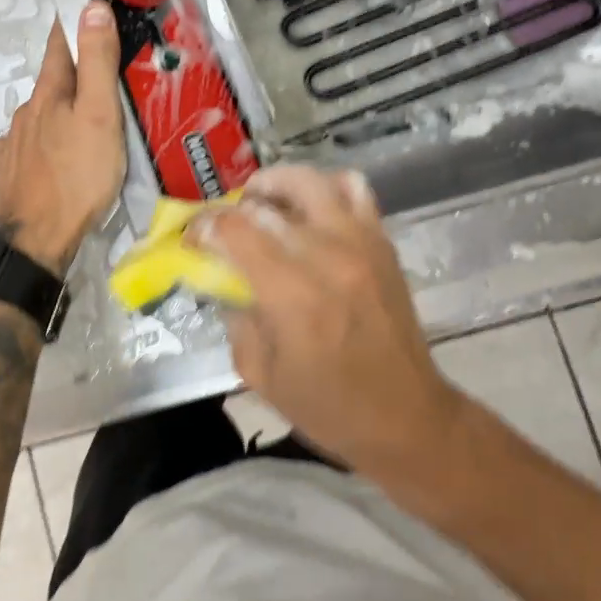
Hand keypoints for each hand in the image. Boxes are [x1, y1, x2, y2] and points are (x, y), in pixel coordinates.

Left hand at [0, 1, 125, 275]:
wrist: (39, 240)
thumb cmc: (78, 175)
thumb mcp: (99, 114)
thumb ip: (96, 62)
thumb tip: (90, 6)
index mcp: (50, 93)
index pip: (60, 43)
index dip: (74, 23)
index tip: (88, 8)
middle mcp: (26, 111)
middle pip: (53, 83)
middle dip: (76, 76)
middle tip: (106, 81)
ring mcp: (13, 142)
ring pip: (41, 115)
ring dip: (60, 112)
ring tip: (85, 124)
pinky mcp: (8, 171)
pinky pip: (24, 146)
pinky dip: (40, 142)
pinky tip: (49, 154)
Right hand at [192, 165, 462, 469]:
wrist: (408, 418)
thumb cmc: (330, 407)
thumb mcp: (262, 377)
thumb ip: (237, 322)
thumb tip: (227, 282)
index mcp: (292, 296)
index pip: (235, 232)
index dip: (204, 227)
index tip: (193, 237)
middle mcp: (327, 257)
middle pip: (266, 204)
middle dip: (233, 210)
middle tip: (223, 227)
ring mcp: (360, 244)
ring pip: (310, 182)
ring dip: (277, 184)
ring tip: (262, 201)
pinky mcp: (382, 243)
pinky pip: (354, 190)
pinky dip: (325, 187)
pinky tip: (309, 208)